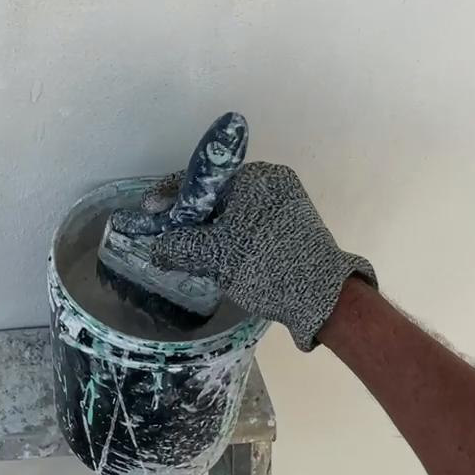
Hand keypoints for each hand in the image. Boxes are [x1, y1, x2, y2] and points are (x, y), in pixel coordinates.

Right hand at [149, 161, 375, 350]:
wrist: (323, 298)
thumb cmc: (266, 264)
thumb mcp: (216, 254)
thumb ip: (180, 246)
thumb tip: (156, 248)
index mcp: (255, 176)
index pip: (203, 179)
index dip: (171, 194)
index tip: (150, 210)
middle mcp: (271, 182)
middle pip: (217, 194)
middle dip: (190, 214)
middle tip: (168, 232)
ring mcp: (285, 203)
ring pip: (233, 210)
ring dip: (209, 227)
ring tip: (186, 246)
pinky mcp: (291, 224)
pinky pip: (248, 221)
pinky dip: (229, 234)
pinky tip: (213, 252)